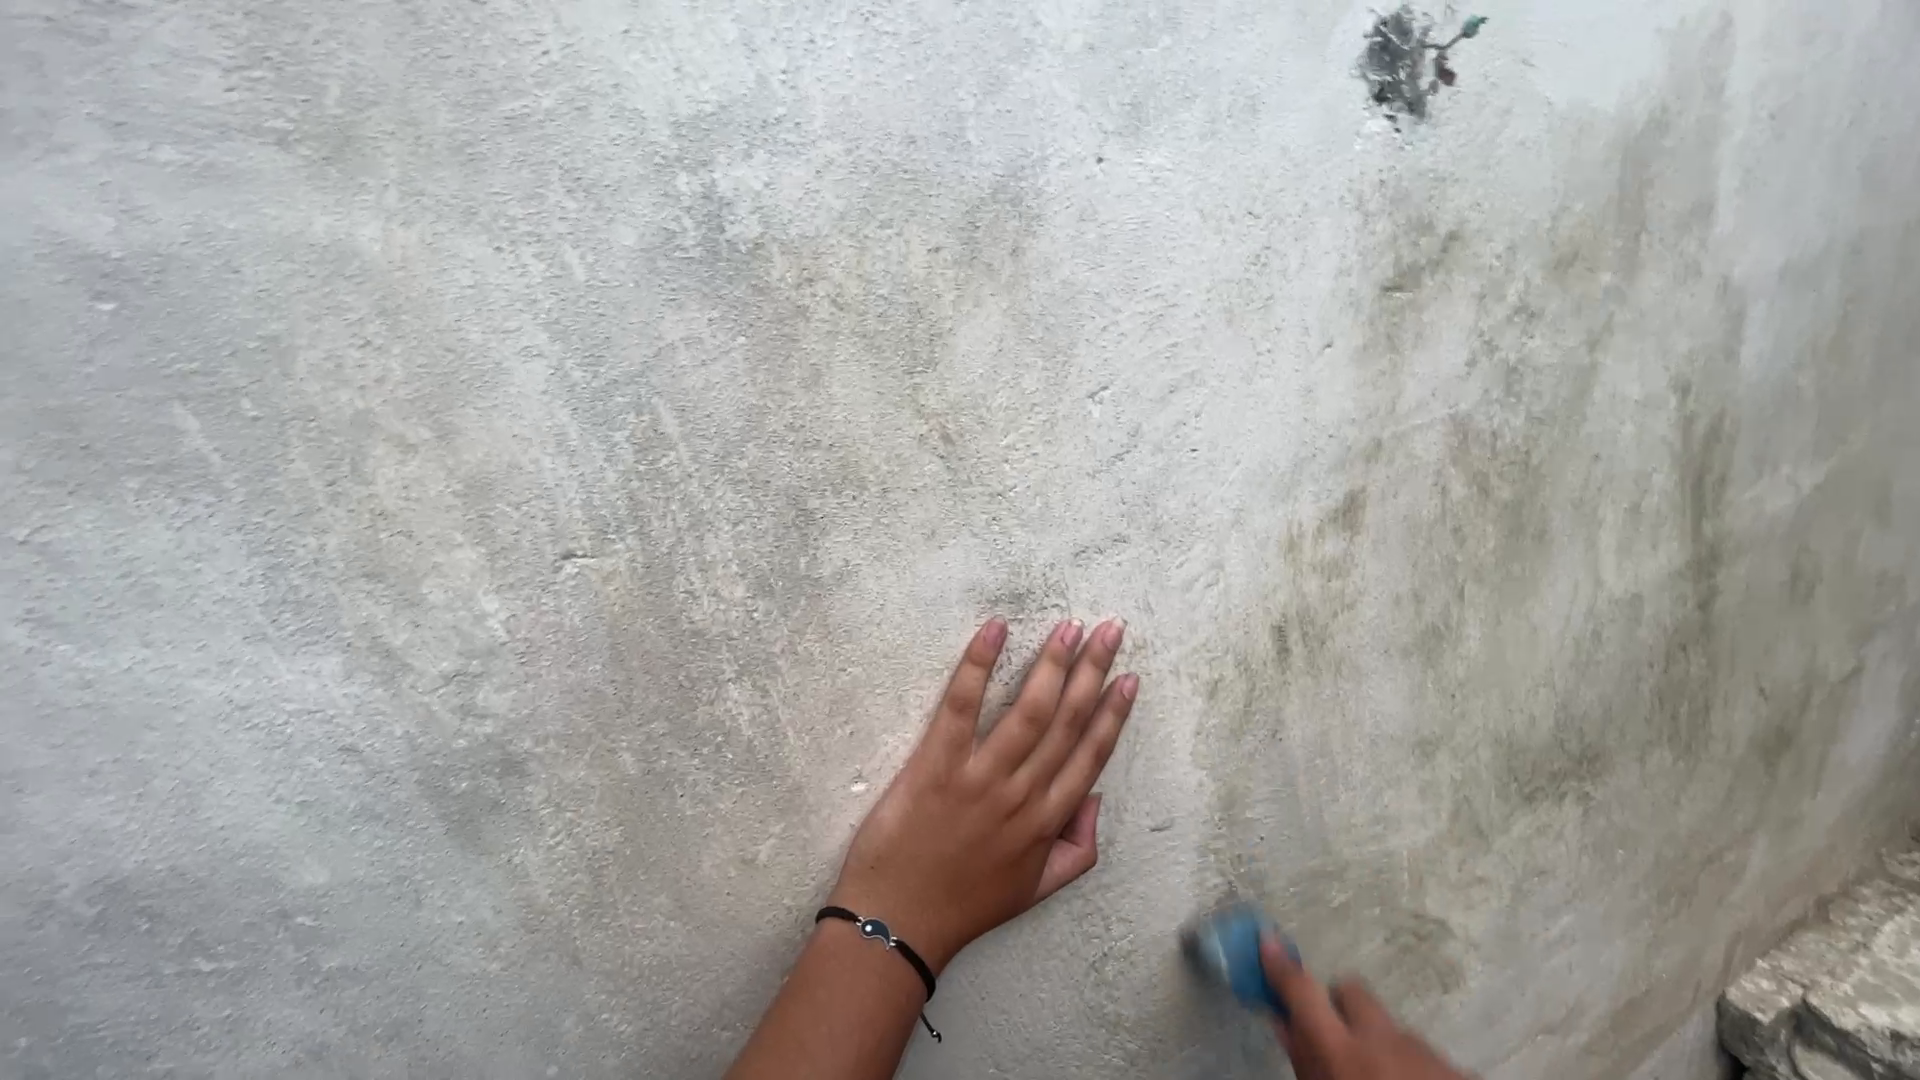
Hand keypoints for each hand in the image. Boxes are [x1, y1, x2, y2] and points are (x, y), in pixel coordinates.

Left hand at [827, 617, 1138, 971]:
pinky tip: (994, 630)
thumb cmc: (963, 905)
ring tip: (1069, 627)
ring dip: (1052, 663)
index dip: (1114, 714)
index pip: (1092, 755)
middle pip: (1067, 722)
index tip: (1129, 678)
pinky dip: (978, 665)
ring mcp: (981, 779)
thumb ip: (1078, 849)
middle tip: (1109, 630)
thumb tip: (1097, 798)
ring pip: (1028, 711)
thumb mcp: (1035, 890)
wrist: (898, 923)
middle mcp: (1023, 795)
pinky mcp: (936, 766)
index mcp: (1047, 821)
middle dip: (1093, 671)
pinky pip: (962, 707)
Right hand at [1262, 938, 1472, 1079]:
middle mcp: (1387, 1041)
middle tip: (1334, 1039)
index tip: (1267, 942)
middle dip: (1338, 1005)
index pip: (1302, 990)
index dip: (1280, 966)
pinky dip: (1416, 1073)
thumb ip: (1305, 1063)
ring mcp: (1430, 1055)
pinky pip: (1428, 1059)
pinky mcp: (1463, 1074)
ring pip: (1392, 1030)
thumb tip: (1284, 1025)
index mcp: (1344, 1053)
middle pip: (1351, 990)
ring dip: (1381, 1048)